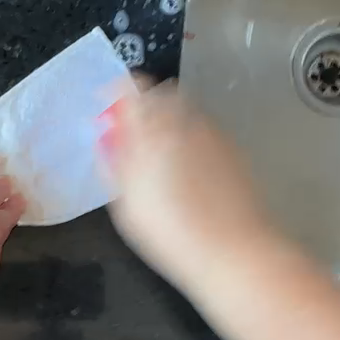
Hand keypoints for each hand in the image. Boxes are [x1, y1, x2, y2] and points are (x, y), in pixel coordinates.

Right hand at [97, 79, 276, 285]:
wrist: (232, 250)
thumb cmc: (169, 232)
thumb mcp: (126, 203)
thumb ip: (115, 162)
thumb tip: (108, 136)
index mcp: (153, 129)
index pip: (131, 89)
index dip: (116, 95)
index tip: (107, 112)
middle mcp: (185, 121)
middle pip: (161, 95)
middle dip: (143, 107)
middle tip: (130, 134)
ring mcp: (213, 133)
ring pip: (184, 113)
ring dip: (167, 123)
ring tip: (157, 156)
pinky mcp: (232, 149)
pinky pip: (203, 132)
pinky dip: (188, 139)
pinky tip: (184, 171)